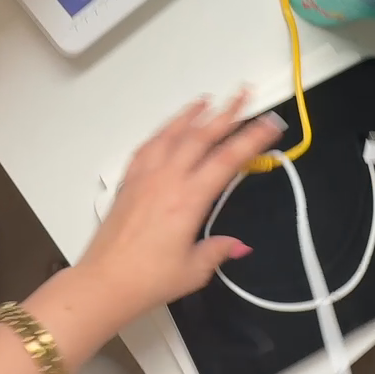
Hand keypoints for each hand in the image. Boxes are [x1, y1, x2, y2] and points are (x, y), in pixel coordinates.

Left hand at [64, 94, 283, 334]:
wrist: (105, 280)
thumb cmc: (151, 279)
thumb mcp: (194, 270)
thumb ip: (217, 250)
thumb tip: (238, 244)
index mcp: (189, 199)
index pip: (228, 160)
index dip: (252, 139)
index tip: (269, 122)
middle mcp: (167, 179)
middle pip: (201, 136)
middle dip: (226, 113)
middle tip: (243, 94)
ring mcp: (145, 176)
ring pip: (172, 134)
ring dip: (191, 115)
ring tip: (208, 100)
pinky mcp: (128, 180)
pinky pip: (148, 146)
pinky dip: (163, 132)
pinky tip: (170, 128)